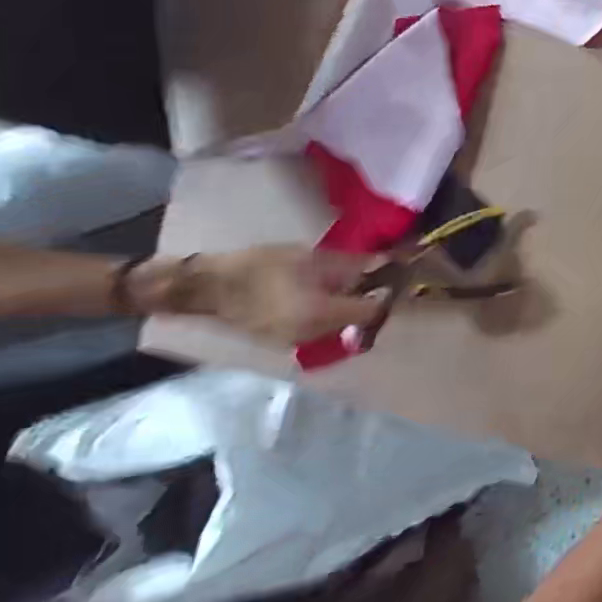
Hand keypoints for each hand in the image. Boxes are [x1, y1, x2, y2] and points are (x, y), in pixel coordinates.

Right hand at [151, 246, 382, 345]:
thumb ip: (349, 265)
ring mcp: (301, 343)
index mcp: (321, 314)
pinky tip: (332, 296)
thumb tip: (382, 263)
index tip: (392, 276)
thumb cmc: (259, 266)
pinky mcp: (290, 342)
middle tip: (377, 280)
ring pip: (344, 329)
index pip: (371, 312)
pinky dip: (335, 316)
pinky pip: (325, 331)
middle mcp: (315, 336)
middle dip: (372, 303)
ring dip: (355, 310)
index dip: (385, 294)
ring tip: (356, 284)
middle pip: (360, 324)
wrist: (209, 290)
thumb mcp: (308, 258)